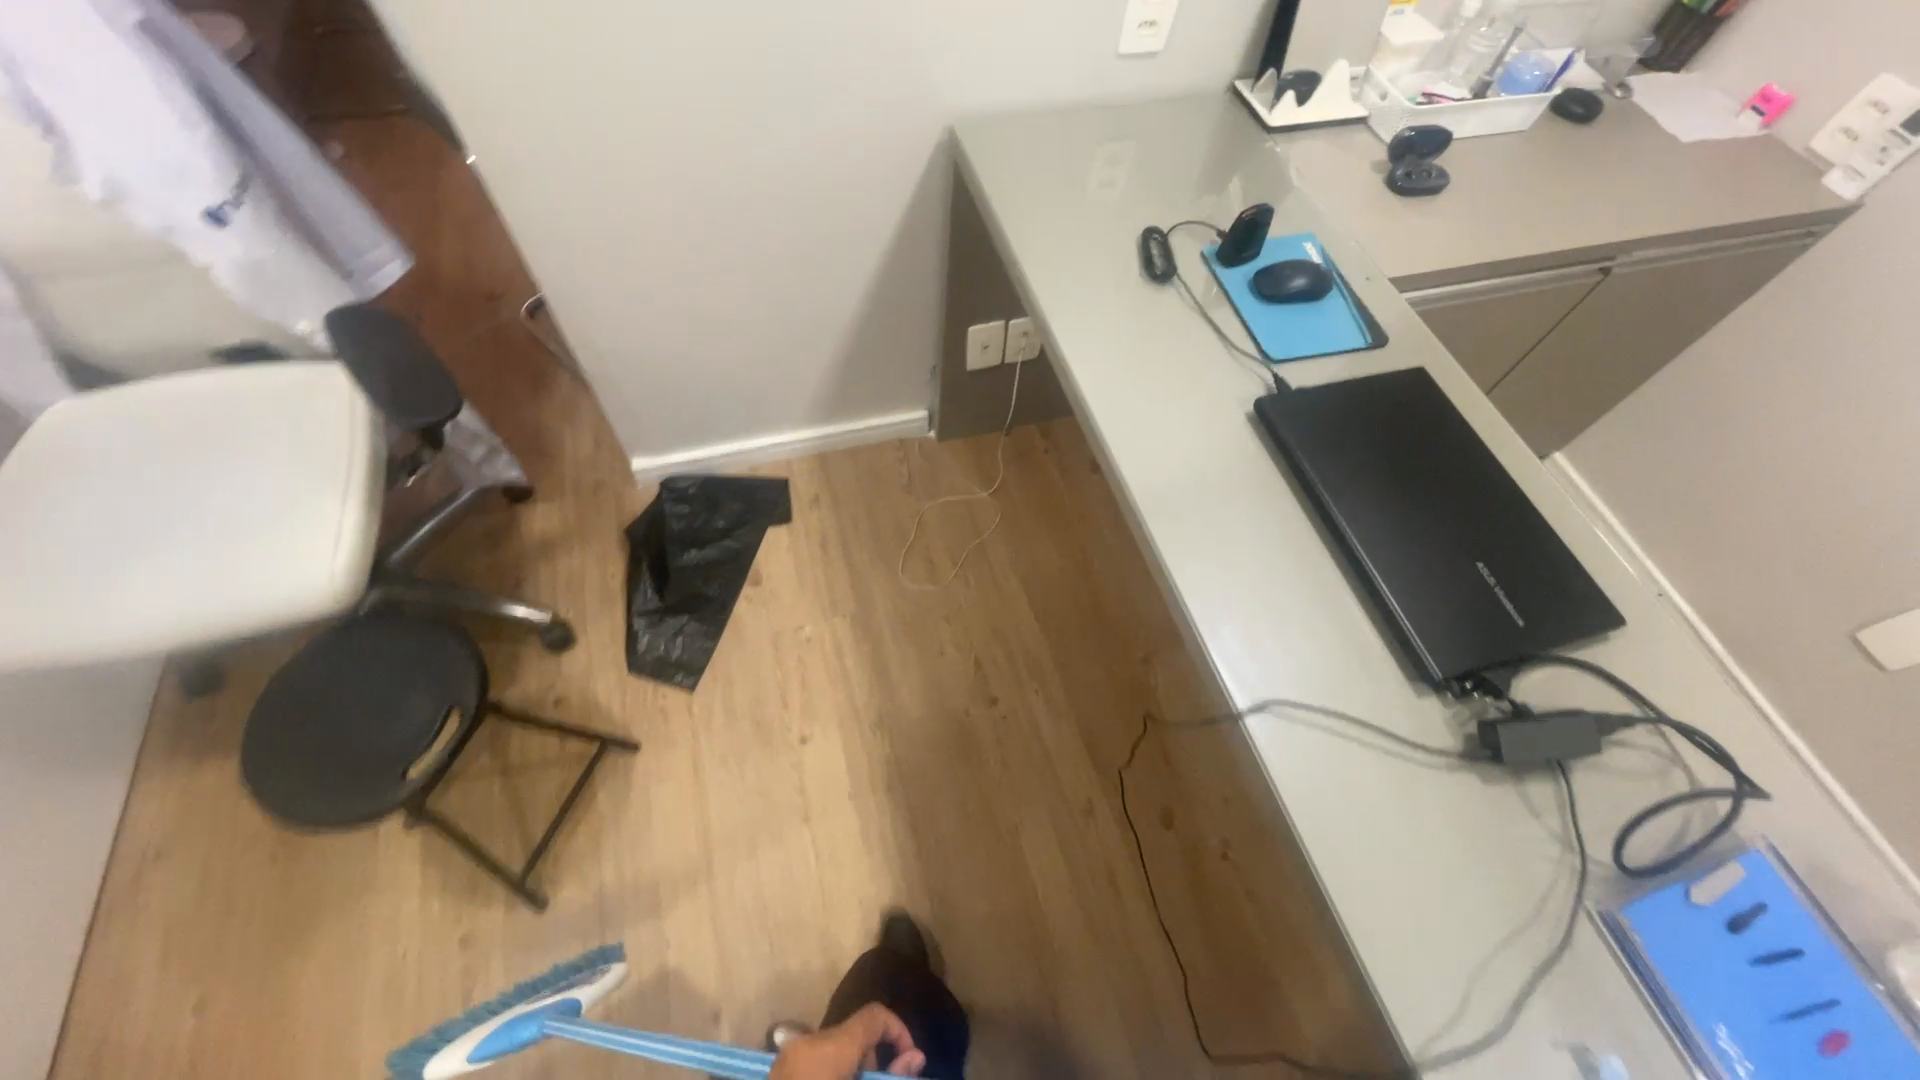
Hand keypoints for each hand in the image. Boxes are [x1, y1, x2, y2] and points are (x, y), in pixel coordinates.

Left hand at [769, 1004, 924, 1079]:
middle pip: (855, 1034)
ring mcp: (789, 1057)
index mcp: (832, 1045)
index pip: (875, 1015)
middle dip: (875, 1059)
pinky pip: (815, 1061)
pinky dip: (832, 1072)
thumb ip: (890, 1078)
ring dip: (853, 1068)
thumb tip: (915, 1057)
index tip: (908, 1064)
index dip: (899, 1032)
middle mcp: (809, 1041)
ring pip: (835, 1049)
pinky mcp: (779, 1072)